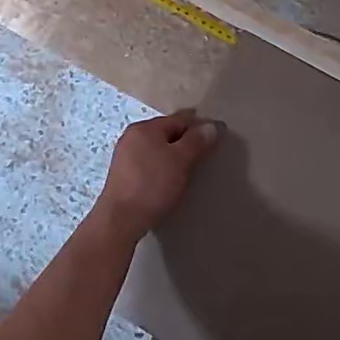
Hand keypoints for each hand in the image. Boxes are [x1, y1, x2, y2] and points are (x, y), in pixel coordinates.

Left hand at [93, 109, 220, 235]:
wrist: (120, 221)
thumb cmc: (152, 185)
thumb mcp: (181, 160)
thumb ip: (197, 141)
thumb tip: (211, 126)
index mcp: (145, 128)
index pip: (180, 119)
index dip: (201, 125)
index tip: (219, 136)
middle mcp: (132, 137)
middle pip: (167, 132)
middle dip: (188, 140)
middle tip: (208, 153)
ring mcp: (125, 156)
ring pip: (158, 148)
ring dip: (175, 154)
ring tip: (192, 168)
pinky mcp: (124, 175)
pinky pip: (150, 163)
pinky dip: (163, 166)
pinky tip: (172, 179)